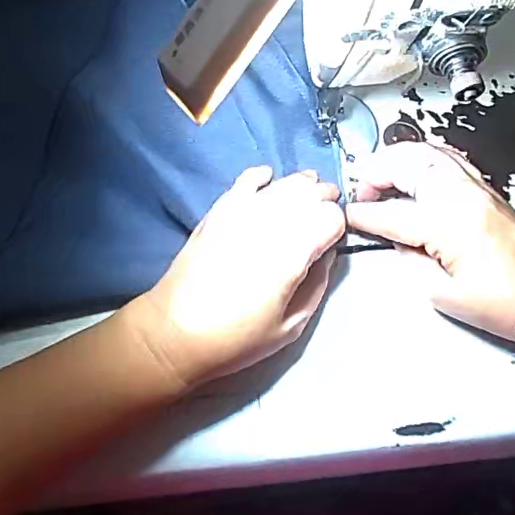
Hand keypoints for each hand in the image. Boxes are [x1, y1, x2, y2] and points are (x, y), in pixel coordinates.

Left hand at [125, 166, 345, 389]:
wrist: (175, 331)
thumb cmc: (236, 337)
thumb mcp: (291, 326)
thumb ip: (317, 285)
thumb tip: (325, 254)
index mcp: (292, 253)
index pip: (332, 217)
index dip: (338, 226)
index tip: (334, 239)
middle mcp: (270, 223)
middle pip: (311, 193)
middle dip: (325, 201)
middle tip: (324, 218)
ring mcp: (242, 211)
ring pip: (284, 183)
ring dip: (301, 186)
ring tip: (308, 193)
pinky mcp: (219, 209)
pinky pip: (247, 179)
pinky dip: (263, 176)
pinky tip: (269, 181)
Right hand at [344, 141, 514, 355]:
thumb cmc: (512, 305)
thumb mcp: (445, 295)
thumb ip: (413, 262)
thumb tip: (399, 243)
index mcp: (447, 224)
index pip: (390, 213)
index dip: (362, 214)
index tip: (347, 216)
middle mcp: (462, 196)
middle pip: (406, 163)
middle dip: (375, 171)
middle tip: (362, 190)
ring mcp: (478, 188)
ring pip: (428, 151)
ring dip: (397, 158)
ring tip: (382, 176)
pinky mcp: (489, 190)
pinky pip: (449, 156)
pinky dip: (424, 156)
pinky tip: (416, 169)